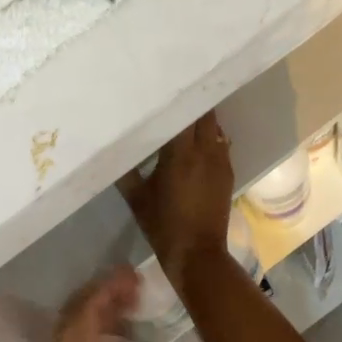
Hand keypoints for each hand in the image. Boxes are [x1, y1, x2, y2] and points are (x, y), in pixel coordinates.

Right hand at [118, 113, 235, 281]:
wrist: (198, 254)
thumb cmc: (163, 226)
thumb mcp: (137, 198)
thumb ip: (126, 171)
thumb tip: (114, 149)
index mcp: (182, 153)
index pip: (185, 112)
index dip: (177, 97)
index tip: (164, 86)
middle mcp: (206, 150)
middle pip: (205, 114)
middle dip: (192, 104)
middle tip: (174, 97)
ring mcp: (221, 161)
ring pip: (215, 128)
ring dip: (202, 121)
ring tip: (183, 116)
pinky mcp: (227, 174)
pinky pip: (220, 144)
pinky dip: (209, 138)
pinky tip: (194, 144)